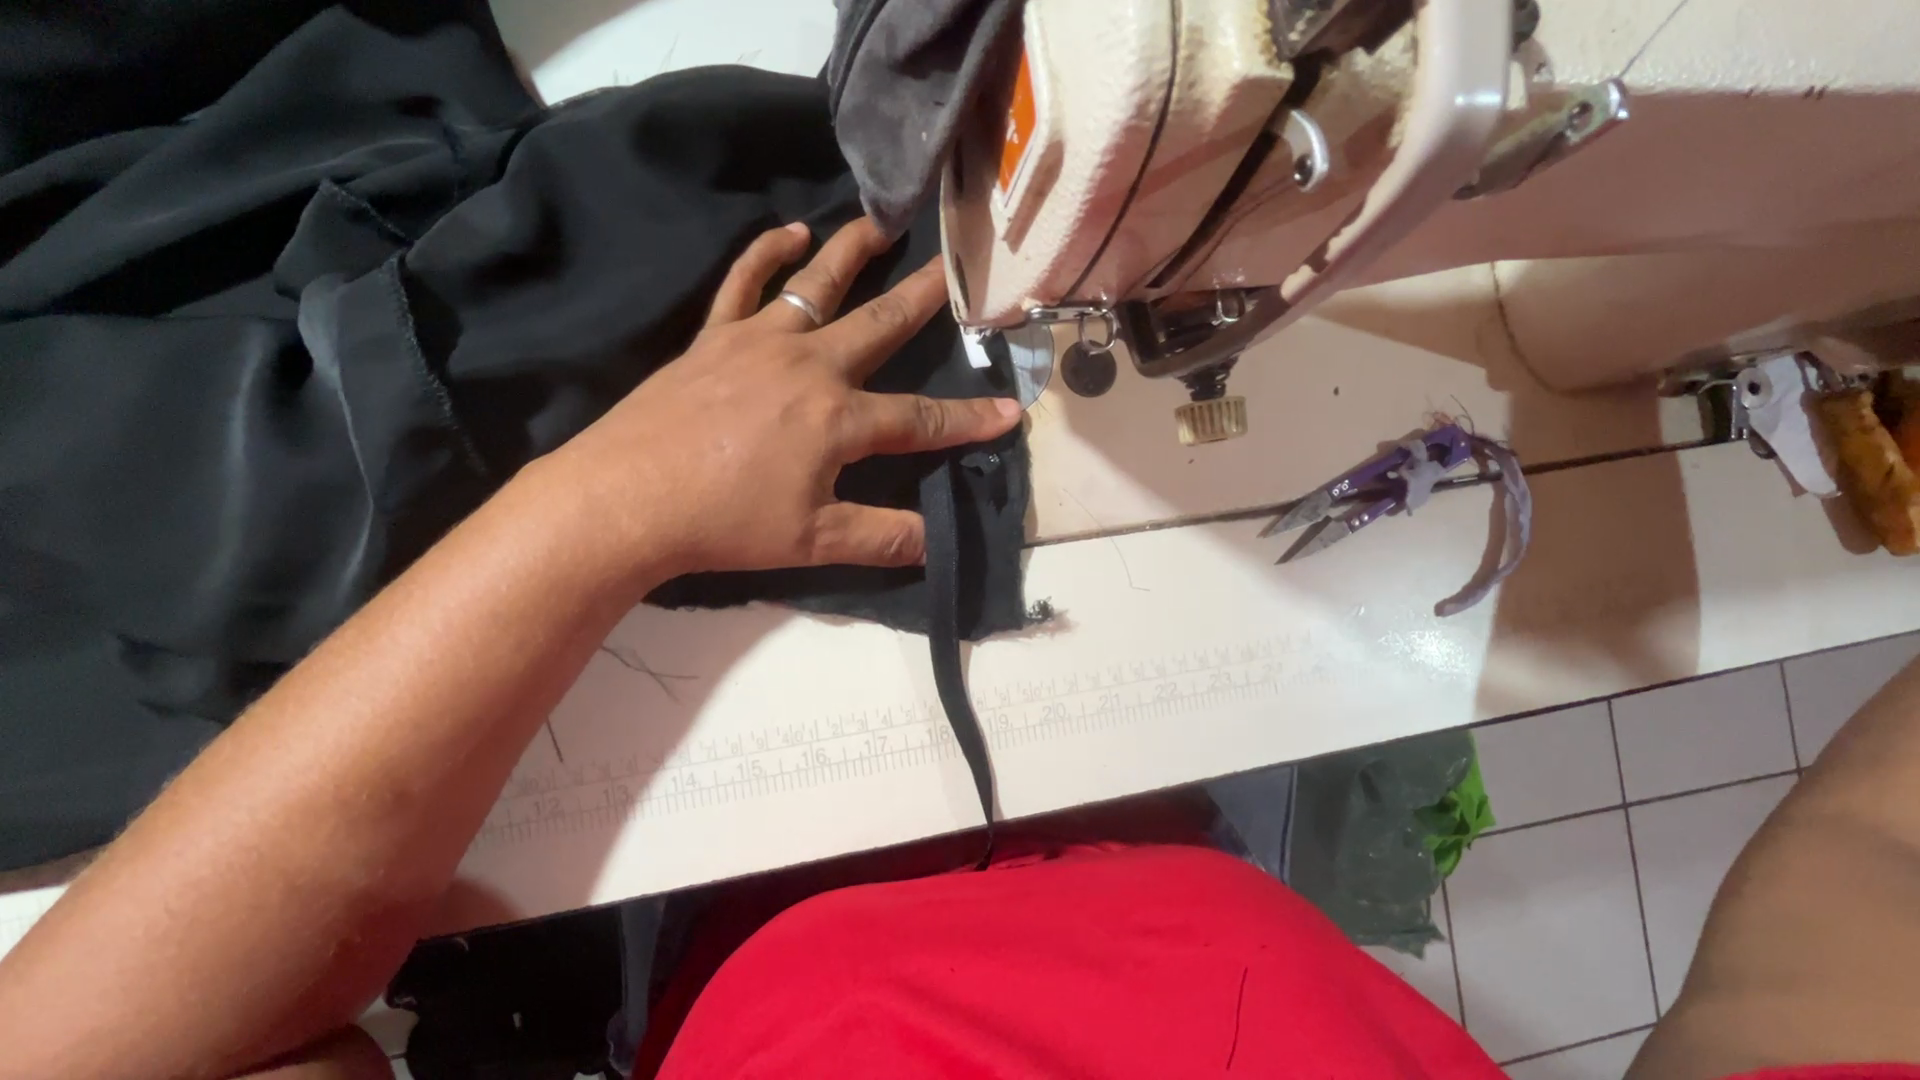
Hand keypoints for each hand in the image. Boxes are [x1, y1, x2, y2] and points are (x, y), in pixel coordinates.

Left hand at [540, 217, 1021, 587]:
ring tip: (884, 225)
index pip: (920, 419)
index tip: (1011, 410)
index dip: (968, 419)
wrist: (627, 499)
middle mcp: (808, 366)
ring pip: (817, 286)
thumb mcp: (814, 542)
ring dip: (853, 253)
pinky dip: (767, 255)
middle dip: (926, 299)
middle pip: (880, 326)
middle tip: (958, 266)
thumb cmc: (725, 523)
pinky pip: (745, 284)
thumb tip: (938, 542)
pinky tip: (790, 234)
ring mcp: (758, 343)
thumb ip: (882, 539)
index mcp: (837, 419)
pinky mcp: (714, 338)